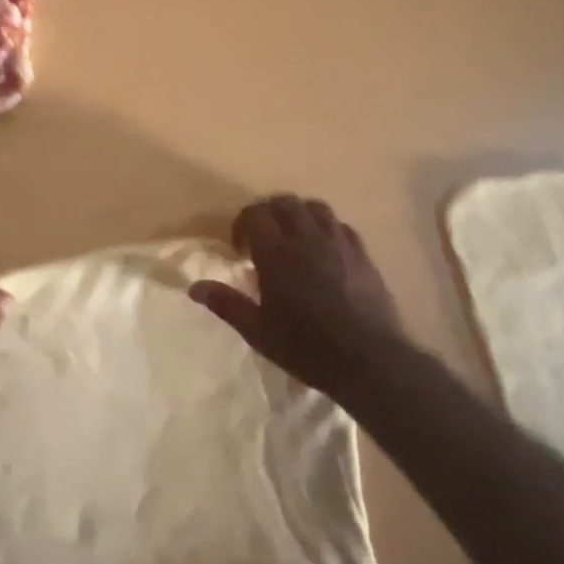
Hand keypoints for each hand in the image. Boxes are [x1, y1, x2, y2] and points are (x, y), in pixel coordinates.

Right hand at [190, 194, 403, 396]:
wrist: (369, 361)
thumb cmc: (306, 347)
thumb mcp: (258, 331)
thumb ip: (227, 304)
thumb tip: (194, 287)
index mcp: (276, 252)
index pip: (255, 213)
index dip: (242, 224)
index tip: (240, 249)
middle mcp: (307, 238)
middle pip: (285, 202)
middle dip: (269, 213)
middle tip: (263, 238)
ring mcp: (339, 243)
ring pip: (316, 208)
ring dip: (300, 215)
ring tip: (295, 239)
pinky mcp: (363, 255)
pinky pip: (342, 226)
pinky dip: (327, 229)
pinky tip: (325, 252)